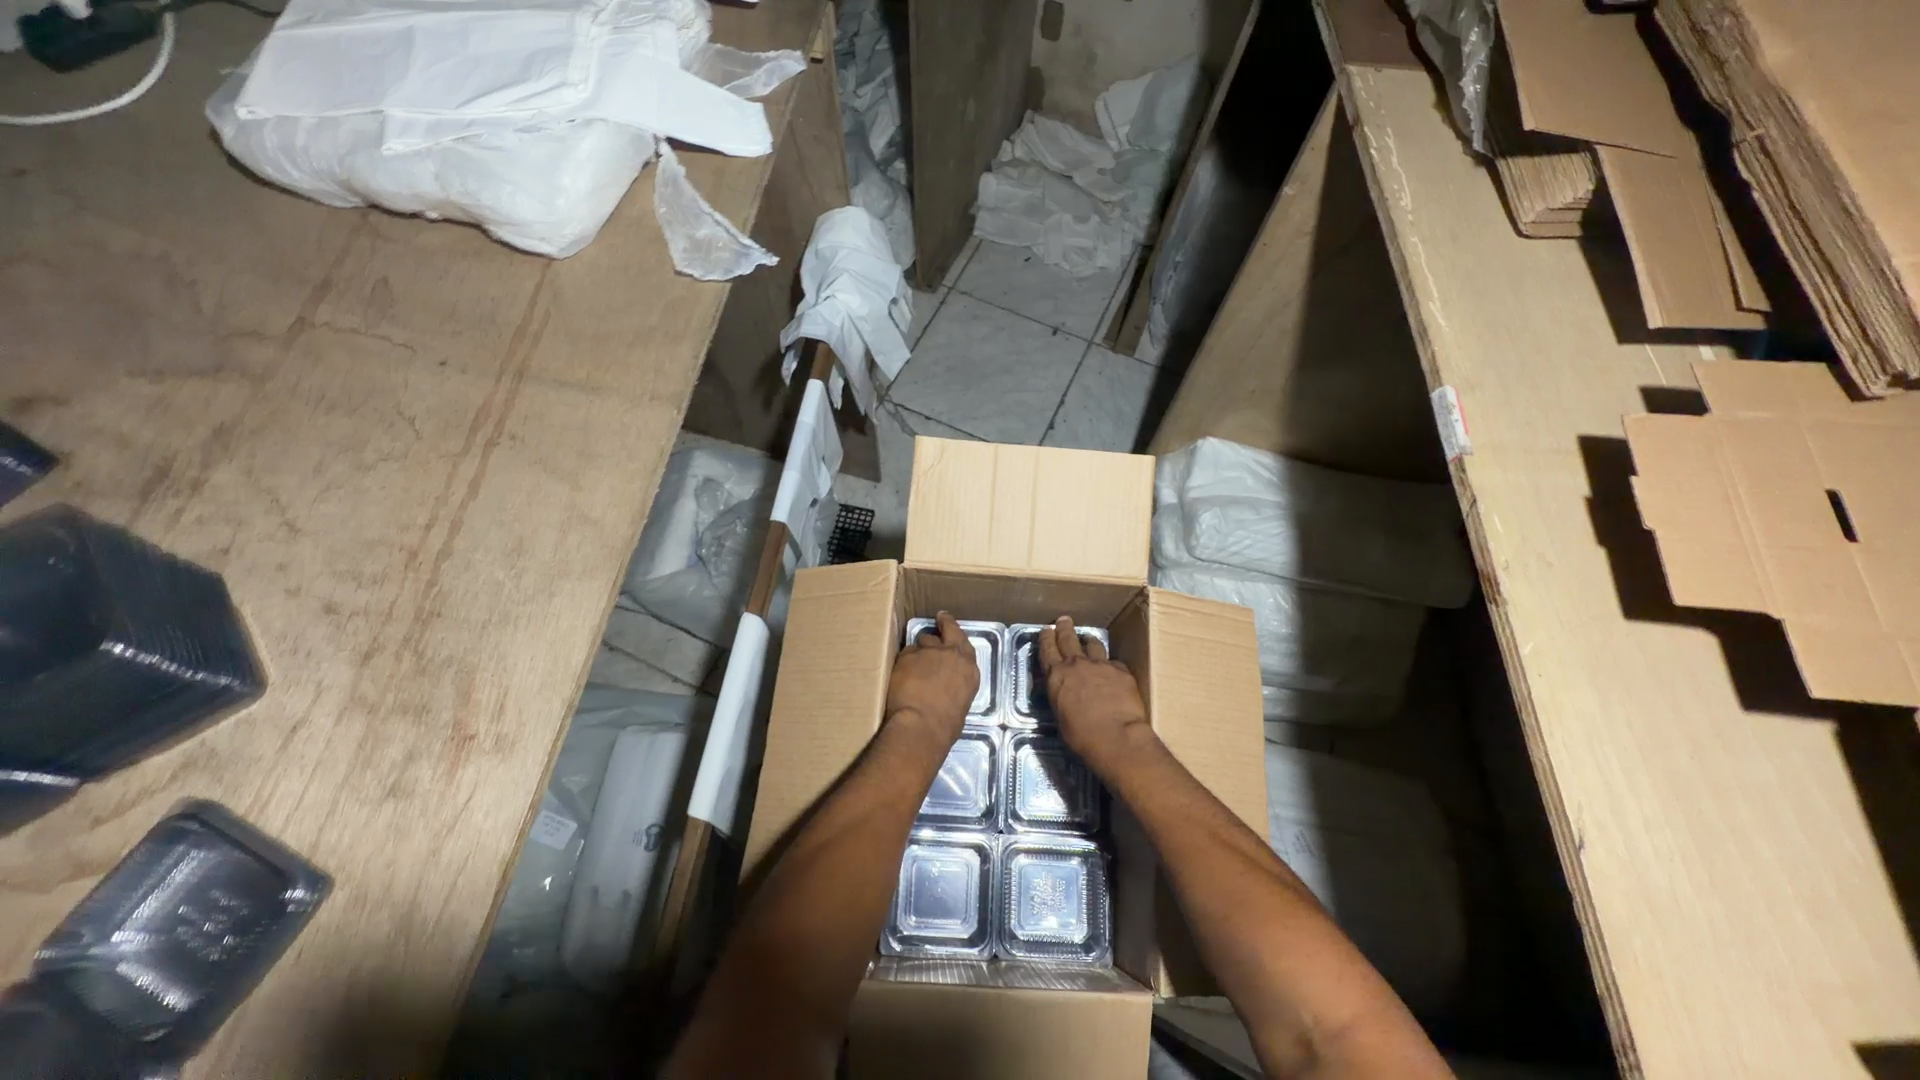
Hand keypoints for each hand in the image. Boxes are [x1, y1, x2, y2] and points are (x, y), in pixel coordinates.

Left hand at [885, 611, 978, 745]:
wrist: (922, 724)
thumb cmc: (945, 726)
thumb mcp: (960, 703)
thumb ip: (955, 686)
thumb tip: (945, 688)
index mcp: (969, 670)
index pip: (965, 643)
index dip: (957, 634)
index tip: (951, 626)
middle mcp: (951, 655)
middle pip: (948, 630)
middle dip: (944, 623)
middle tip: (939, 618)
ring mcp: (929, 652)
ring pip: (923, 639)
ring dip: (920, 648)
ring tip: (913, 660)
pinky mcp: (907, 655)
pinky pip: (905, 652)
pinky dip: (904, 660)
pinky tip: (899, 673)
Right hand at [1038, 616, 1150, 768]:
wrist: (1117, 736)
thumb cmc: (1082, 736)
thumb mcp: (1060, 717)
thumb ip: (1061, 698)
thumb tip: (1064, 695)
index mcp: (1057, 677)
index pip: (1047, 650)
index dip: (1046, 639)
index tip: (1046, 630)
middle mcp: (1077, 665)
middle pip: (1069, 639)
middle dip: (1064, 629)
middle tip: (1064, 620)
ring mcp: (1101, 665)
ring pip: (1094, 645)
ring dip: (1089, 641)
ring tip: (1089, 640)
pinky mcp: (1122, 671)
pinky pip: (1114, 662)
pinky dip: (1110, 664)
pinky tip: (1113, 670)